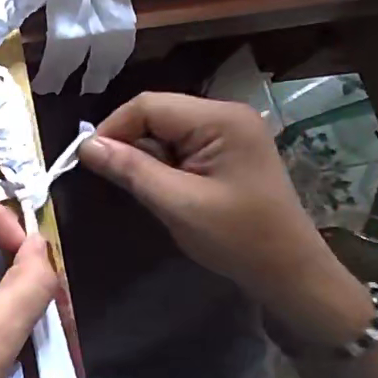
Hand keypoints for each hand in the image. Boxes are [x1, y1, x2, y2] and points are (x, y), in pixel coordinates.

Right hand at [77, 92, 372, 350]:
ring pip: (166, 129)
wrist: (290, 272)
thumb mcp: (177, 205)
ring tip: (140, 186)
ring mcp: (230, 131)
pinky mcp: (228, 149)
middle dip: (129, 141)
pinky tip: (163, 187)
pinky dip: (163, 162)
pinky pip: (182, 144)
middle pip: (157, 113)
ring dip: (146, 154)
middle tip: (110, 176)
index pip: (148, 105)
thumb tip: (86, 146)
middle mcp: (226, 114)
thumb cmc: (237, 239)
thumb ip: (131, 170)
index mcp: (219, 119)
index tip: (88, 160)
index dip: (112, 128)